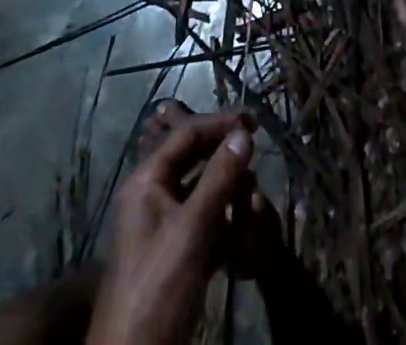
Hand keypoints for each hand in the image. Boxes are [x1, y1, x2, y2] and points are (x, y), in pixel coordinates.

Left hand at [86, 113, 255, 344]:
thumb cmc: (160, 283)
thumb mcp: (193, 226)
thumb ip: (219, 177)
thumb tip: (243, 134)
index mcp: (147, 183)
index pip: (185, 136)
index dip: (219, 124)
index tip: (254, 121)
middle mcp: (154, 197)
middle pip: (194, 160)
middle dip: (226, 157)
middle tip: (258, 150)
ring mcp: (167, 226)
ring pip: (205, 190)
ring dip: (231, 190)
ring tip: (255, 198)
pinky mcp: (180, 251)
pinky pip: (208, 220)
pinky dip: (228, 220)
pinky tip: (249, 229)